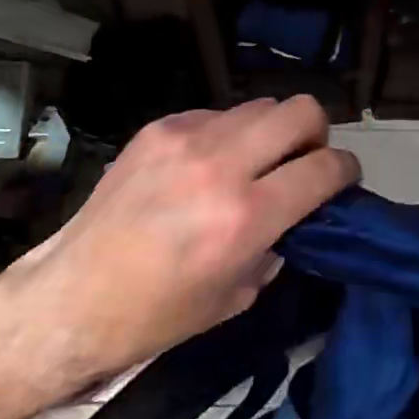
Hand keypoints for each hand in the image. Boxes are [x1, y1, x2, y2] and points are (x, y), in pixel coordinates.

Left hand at [0, 96, 359, 388]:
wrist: (73, 295)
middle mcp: (220, 164)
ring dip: (269, 132)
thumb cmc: (157, 313)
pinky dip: (226, 134)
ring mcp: (185, 137)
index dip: (345, 170)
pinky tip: (207, 163)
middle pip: (299, 110)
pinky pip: (215, 114)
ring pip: (259, 105)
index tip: (343, 179)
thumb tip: (295, 215)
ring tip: (253, 162)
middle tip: (303, 160)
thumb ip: (275, 245)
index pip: (323, 168)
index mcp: (244, 216)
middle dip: (315, 133)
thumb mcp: (234, 295)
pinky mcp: (158, 128)